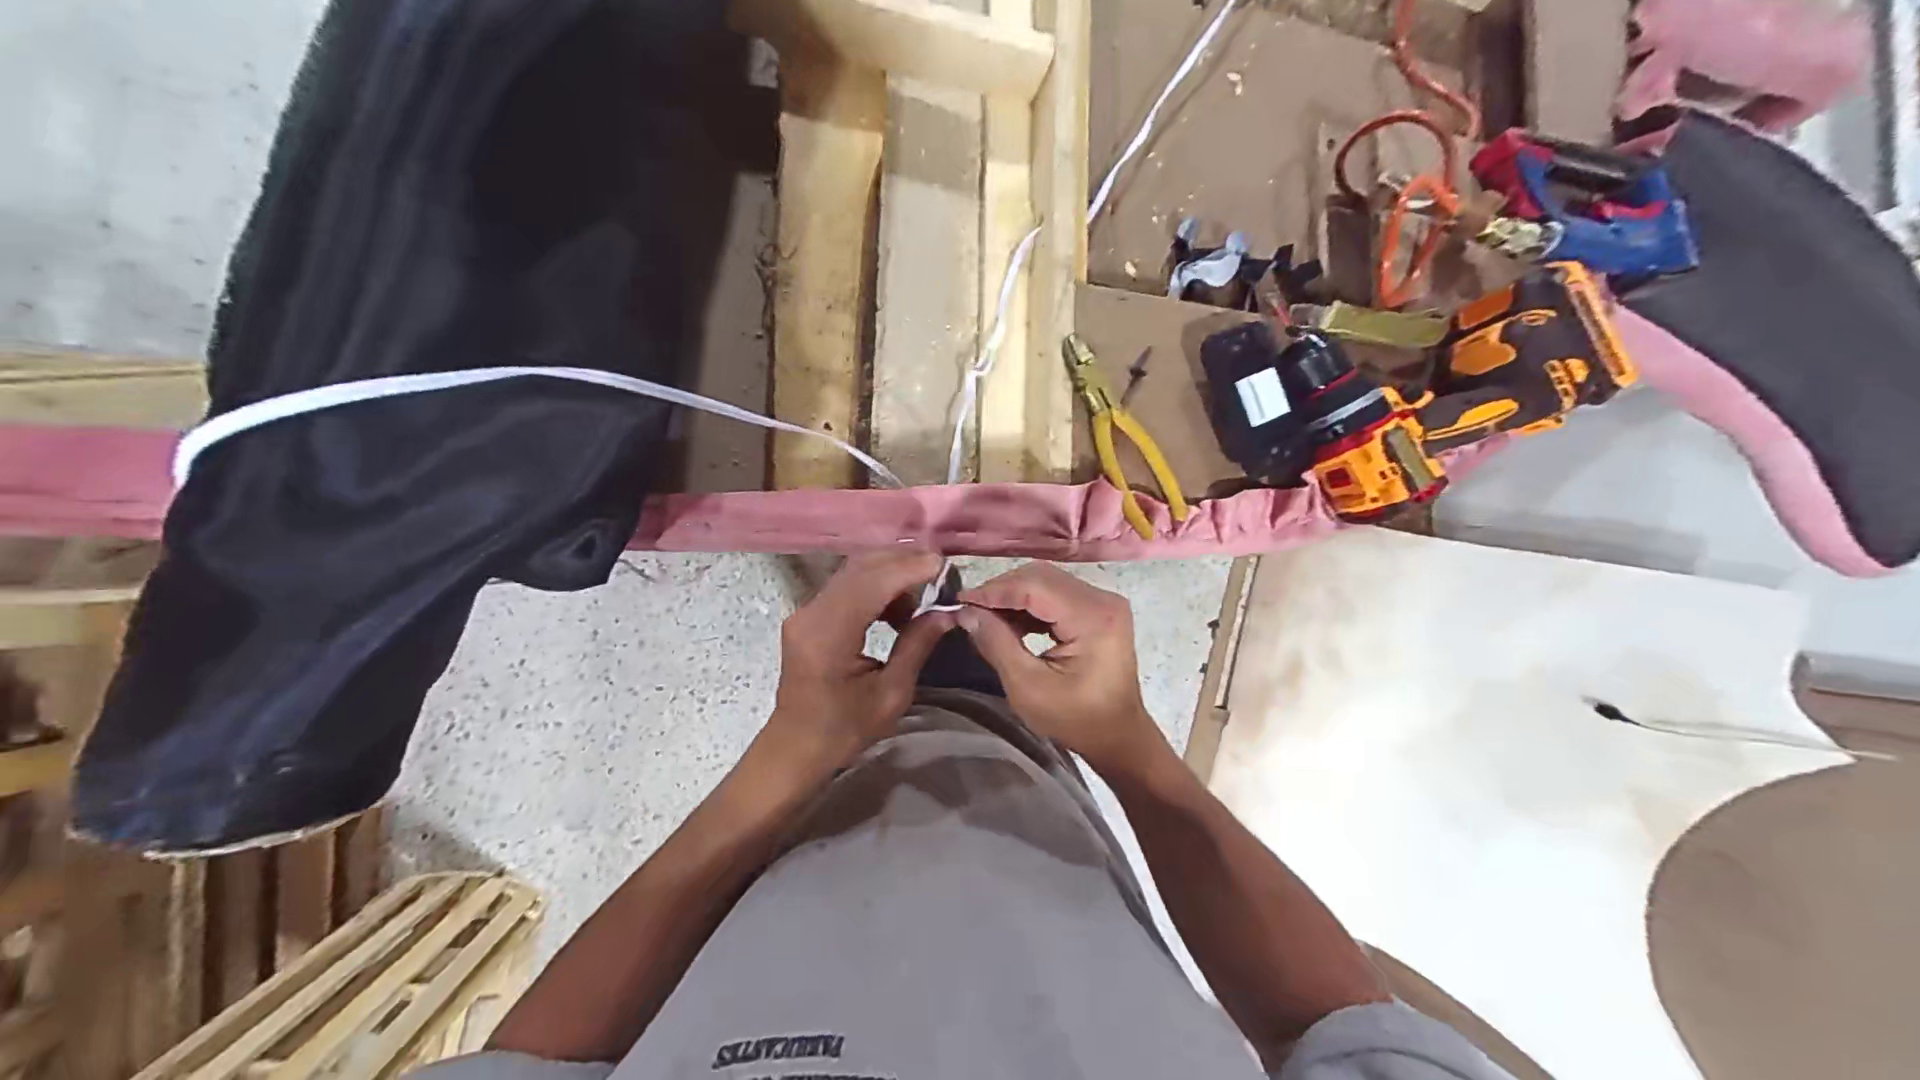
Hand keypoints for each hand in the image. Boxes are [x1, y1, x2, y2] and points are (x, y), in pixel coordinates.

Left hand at [763, 549, 954, 775]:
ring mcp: (806, 611)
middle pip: (860, 567)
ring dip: (891, 574)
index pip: (872, 583)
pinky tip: (898, 609)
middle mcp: (811, 613)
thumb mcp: (891, 694)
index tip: (944, 566)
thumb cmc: (843, 730)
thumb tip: (946, 611)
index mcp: (828, 635)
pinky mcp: (808, 615)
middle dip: (903, 562)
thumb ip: (916, 645)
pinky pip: (847, 586)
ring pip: (854, 572)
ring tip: (923, 596)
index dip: (909, 569)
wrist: (796, 747)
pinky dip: (876, 586)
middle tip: (941, 572)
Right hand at [955, 563, 1167, 775]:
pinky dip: (1029, 605)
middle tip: (970, 611)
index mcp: (1093, 616)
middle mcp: (1102, 599)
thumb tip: (966, 612)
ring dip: (1013, 597)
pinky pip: (1055, 594)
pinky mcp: (1098, 609)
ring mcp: (1102, 601)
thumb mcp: (1027, 687)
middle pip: (1040, 578)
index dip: (994, 591)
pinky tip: (1010, 623)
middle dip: (1002, 591)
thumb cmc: (1075, 719)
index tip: (960, 602)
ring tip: (986, 618)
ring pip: (1045, 582)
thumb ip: (996, 643)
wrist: (1116, 736)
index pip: (1034, 586)